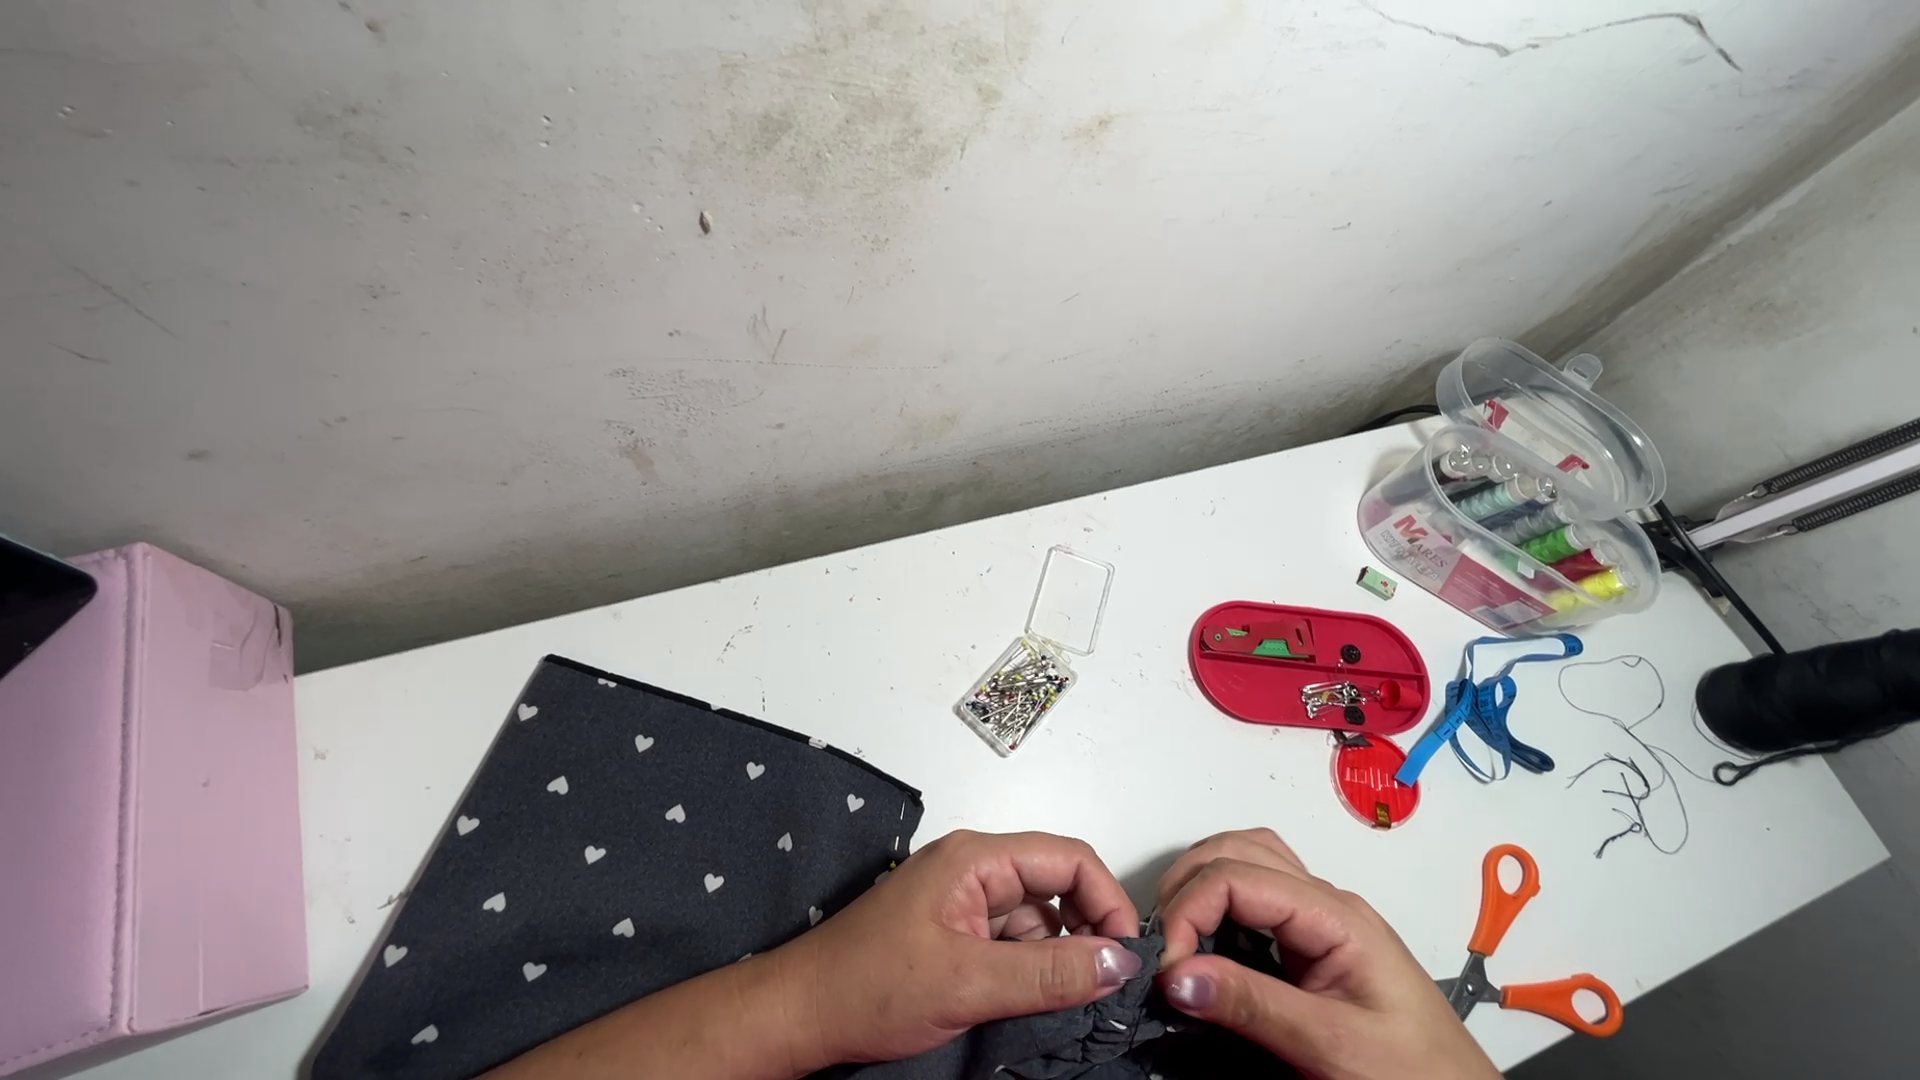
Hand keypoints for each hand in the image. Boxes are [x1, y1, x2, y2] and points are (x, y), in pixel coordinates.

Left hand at [776, 829, 1142, 1066]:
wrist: (803, 1013)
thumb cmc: (869, 986)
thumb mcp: (967, 982)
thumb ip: (1048, 972)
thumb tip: (1119, 962)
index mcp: (976, 858)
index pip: (1067, 859)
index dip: (1106, 901)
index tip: (1126, 957)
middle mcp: (975, 869)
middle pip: (1056, 886)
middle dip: (1087, 932)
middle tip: (1107, 988)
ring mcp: (965, 901)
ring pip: (1038, 919)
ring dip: (1060, 956)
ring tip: (1069, 1003)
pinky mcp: (957, 931)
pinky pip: (1013, 941)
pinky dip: (1032, 968)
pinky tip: (1036, 1001)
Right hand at [1153, 829, 1498, 1079]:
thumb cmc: (1416, 1078)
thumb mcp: (1334, 1048)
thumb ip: (1254, 1006)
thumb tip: (1175, 974)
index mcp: (1335, 915)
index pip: (1237, 877)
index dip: (1188, 910)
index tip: (1167, 970)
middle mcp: (1325, 900)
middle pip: (1238, 849)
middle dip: (1187, 884)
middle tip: (1165, 946)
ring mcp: (1321, 916)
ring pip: (1247, 857)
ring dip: (1202, 880)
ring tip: (1179, 933)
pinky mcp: (1314, 939)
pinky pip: (1257, 890)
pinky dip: (1220, 898)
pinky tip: (1209, 937)